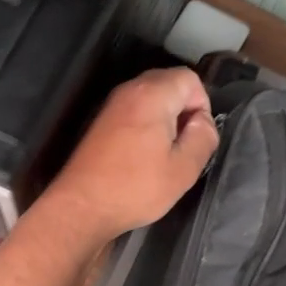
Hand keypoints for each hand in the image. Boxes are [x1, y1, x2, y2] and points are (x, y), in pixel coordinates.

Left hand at [29, 67, 218, 248]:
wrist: (82, 206)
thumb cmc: (135, 188)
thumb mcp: (184, 169)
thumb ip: (204, 138)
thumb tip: (203, 122)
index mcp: (152, 95)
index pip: (190, 78)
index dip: (202, 106)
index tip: (197, 137)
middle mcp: (130, 90)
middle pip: (170, 83)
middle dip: (185, 111)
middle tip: (184, 147)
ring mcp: (113, 104)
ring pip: (153, 98)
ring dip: (167, 120)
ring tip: (166, 155)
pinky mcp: (103, 121)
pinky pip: (136, 111)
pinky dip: (148, 126)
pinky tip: (145, 157)